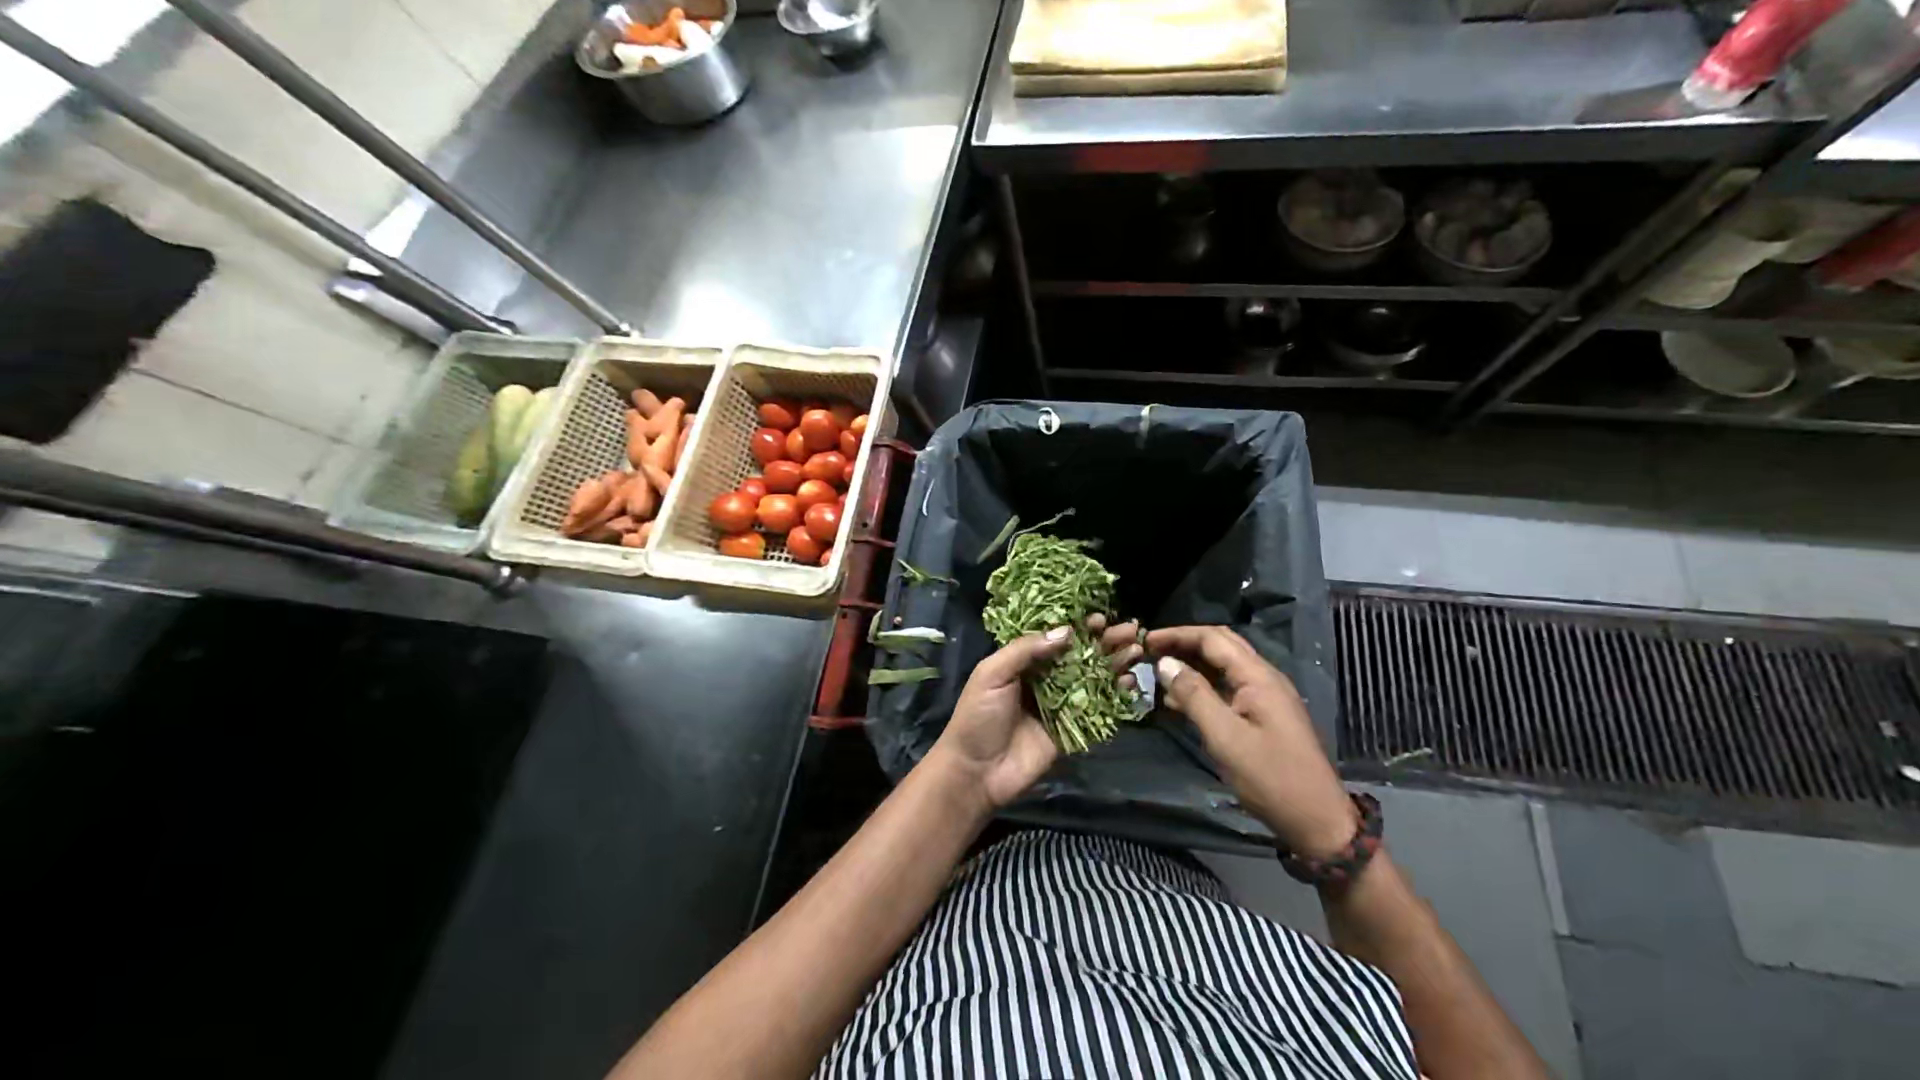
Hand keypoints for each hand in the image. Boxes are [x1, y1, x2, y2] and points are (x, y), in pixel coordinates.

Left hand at [932, 618, 1145, 811]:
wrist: (976, 771)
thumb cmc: (978, 716)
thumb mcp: (992, 673)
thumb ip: (1026, 650)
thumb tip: (1067, 630)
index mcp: (1023, 662)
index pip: (1055, 638)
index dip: (1078, 626)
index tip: (1100, 617)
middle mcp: (1045, 679)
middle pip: (1080, 655)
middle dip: (1104, 642)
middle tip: (1130, 630)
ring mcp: (1060, 704)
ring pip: (1093, 678)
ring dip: (1114, 663)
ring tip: (1136, 650)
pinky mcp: (1072, 729)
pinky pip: (1097, 708)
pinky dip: (1115, 695)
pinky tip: (1130, 682)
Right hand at [1147, 625, 1357, 859]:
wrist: (1316, 820)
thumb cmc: (1270, 777)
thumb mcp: (1224, 736)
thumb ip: (1194, 695)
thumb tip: (1165, 663)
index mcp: (1258, 677)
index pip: (1213, 639)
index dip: (1178, 635)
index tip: (1146, 640)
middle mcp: (1264, 679)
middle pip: (1221, 646)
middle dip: (1185, 644)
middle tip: (1150, 651)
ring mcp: (1266, 698)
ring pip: (1224, 667)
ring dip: (1192, 665)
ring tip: (1159, 673)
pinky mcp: (1264, 717)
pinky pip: (1228, 689)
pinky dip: (1202, 687)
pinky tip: (1179, 702)